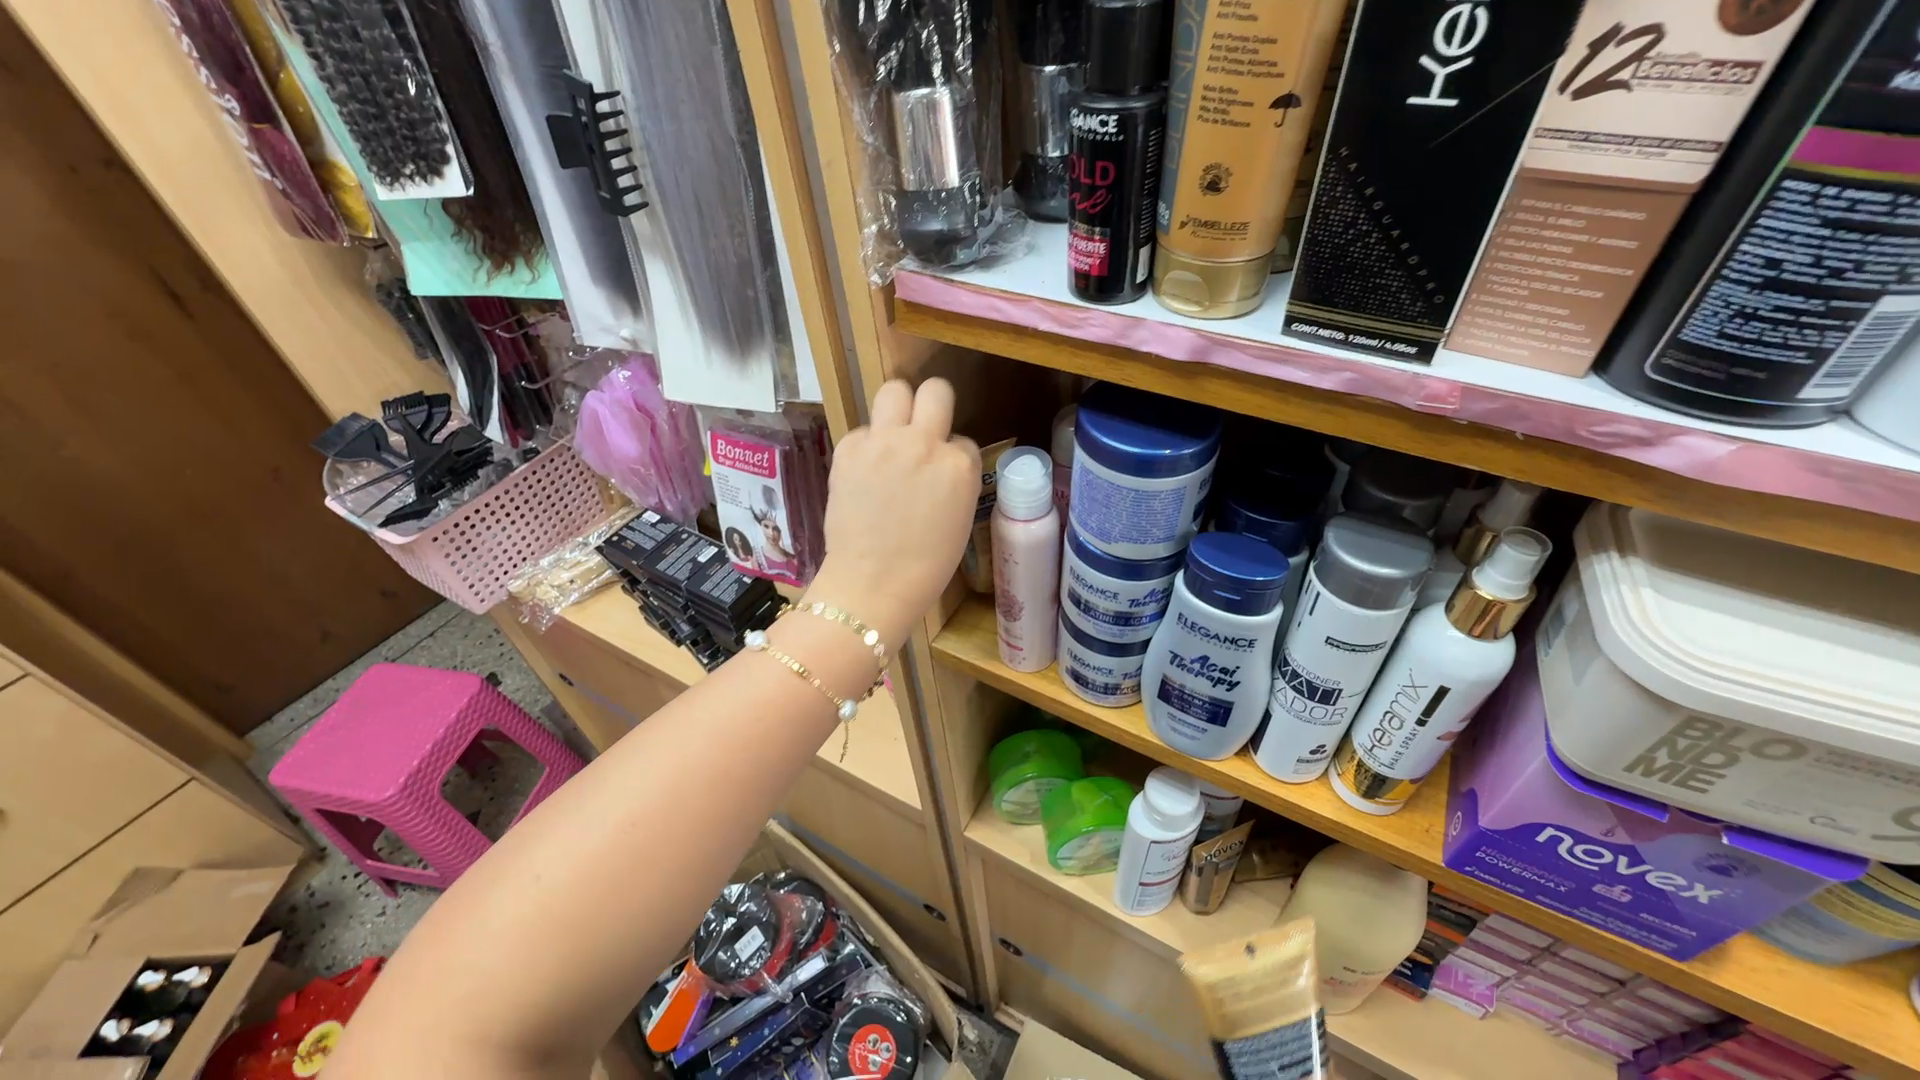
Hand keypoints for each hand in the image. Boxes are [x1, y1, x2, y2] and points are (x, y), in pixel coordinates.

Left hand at [809, 379, 980, 647]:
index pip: (962, 440)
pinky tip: (863, 471)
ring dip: (897, 408)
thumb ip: (955, 481)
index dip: (952, 456)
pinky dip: (865, 446)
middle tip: (922, 427)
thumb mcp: (960, 519)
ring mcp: (884, 442)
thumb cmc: (925, 567)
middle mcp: (925, 443)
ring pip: (894, 390)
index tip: (940, 476)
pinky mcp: (848, 449)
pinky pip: (862, 430)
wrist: (872, 585)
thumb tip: (940, 467)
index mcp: (960, 465)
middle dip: (932, 404)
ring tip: (891, 433)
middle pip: (935, 391)